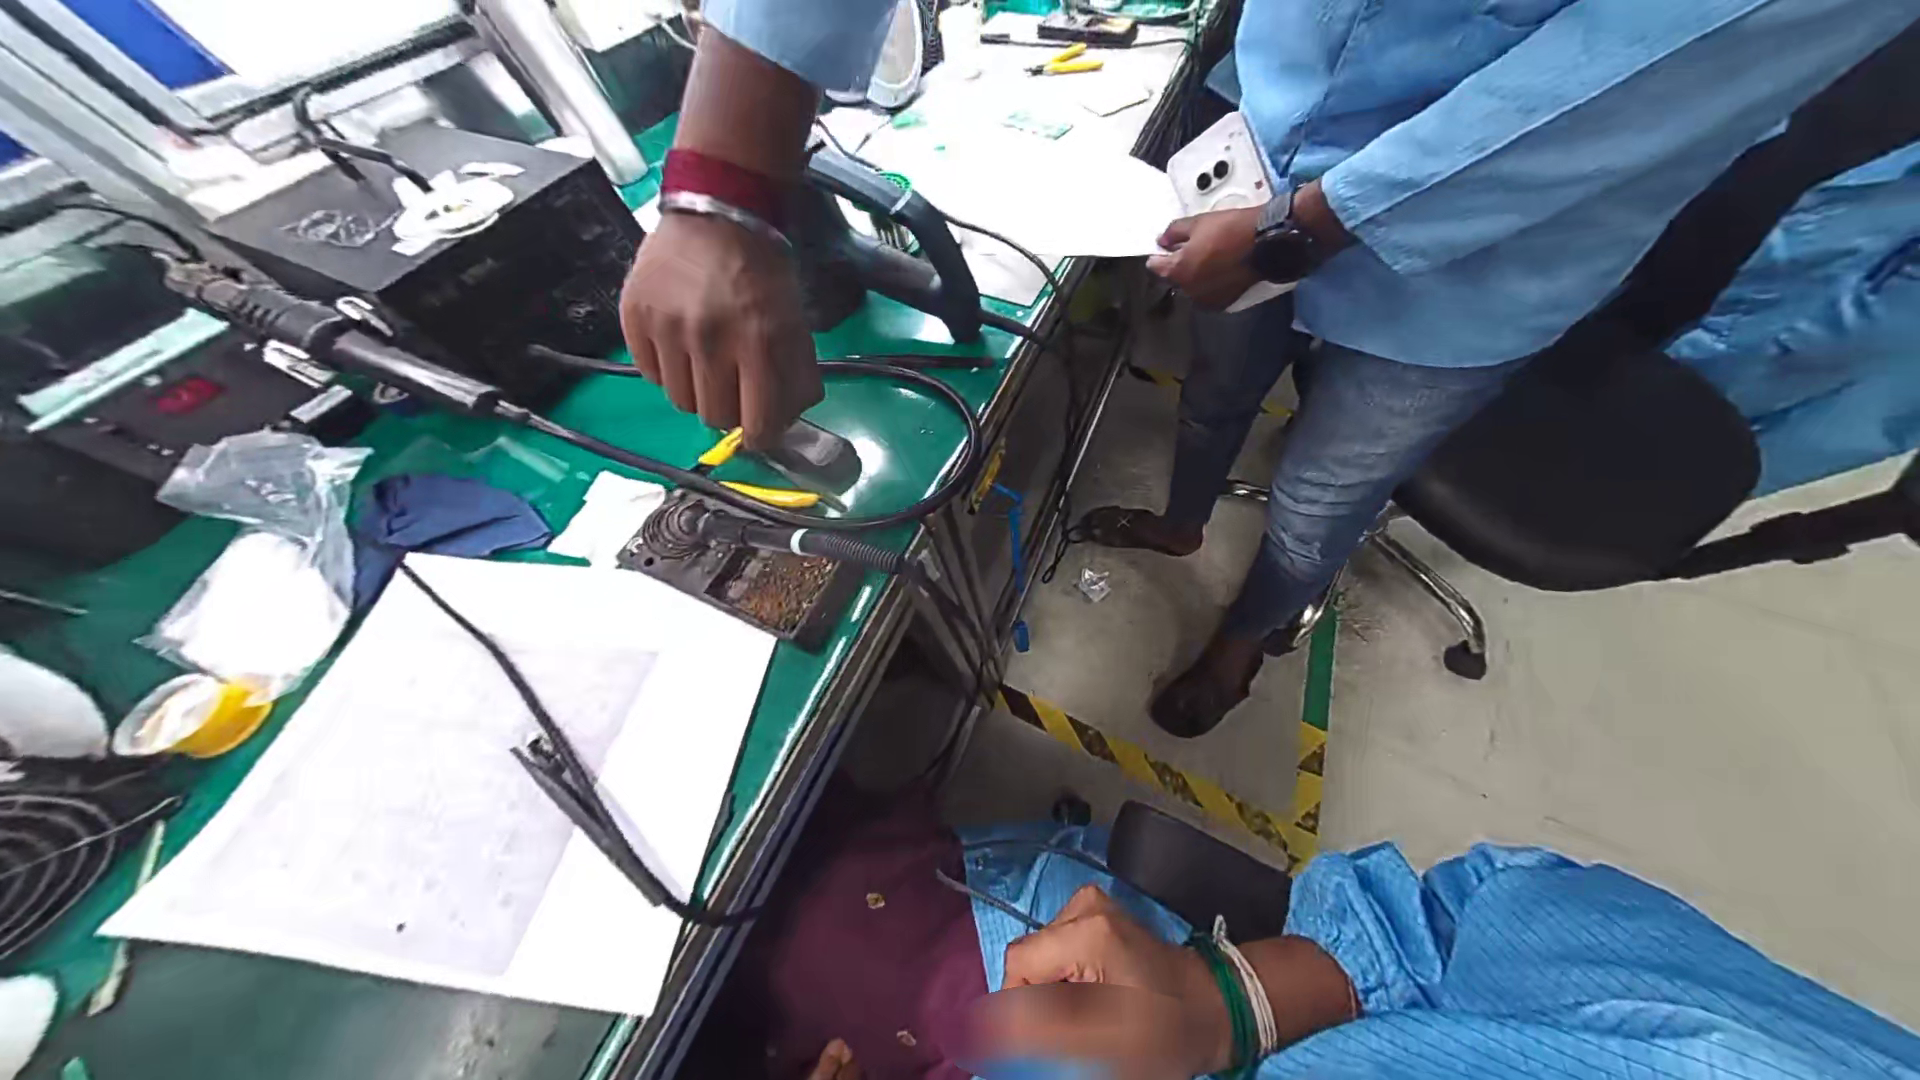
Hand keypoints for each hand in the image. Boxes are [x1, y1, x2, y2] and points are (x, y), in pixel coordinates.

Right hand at [619, 210, 821, 447]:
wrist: (718, 215)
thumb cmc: (764, 276)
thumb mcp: (797, 326)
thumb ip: (796, 378)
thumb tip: (785, 424)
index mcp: (759, 343)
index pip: (756, 423)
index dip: (760, 435)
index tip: (758, 429)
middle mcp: (709, 339)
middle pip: (714, 417)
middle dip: (729, 410)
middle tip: (733, 386)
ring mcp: (667, 327)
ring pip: (680, 401)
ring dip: (697, 391)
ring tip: (706, 362)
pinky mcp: (633, 316)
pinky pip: (649, 374)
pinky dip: (667, 371)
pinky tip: (680, 346)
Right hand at [973, 886, 1231, 1079]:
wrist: (1210, 1006)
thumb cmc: (1164, 1032)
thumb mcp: (1105, 1045)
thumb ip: (1042, 1032)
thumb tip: (979, 1028)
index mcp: (1087, 929)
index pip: (1020, 963)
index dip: (1021, 1006)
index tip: (1048, 1039)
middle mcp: (1083, 904)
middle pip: (1031, 957)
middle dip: (1042, 1000)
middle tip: (1077, 1031)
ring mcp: (1089, 903)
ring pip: (1042, 954)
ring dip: (1053, 990)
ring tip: (1089, 1013)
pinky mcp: (1094, 911)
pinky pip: (1057, 946)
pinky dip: (1065, 976)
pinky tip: (1093, 993)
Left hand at [1145, 205, 1261, 311]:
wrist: (1267, 242)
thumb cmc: (1231, 229)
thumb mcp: (1198, 222)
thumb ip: (1174, 232)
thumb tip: (1161, 241)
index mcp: (1177, 272)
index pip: (1155, 268)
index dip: (1158, 257)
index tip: (1163, 250)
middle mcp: (1187, 291)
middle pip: (1173, 279)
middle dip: (1177, 267)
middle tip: (1190, 250)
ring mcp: (1204, 300)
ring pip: (1190, 288)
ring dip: (1193, 277)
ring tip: (1208, 259)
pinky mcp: (1222, 303)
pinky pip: (1207, 294)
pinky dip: (1208, 285)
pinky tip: (1219, 270)